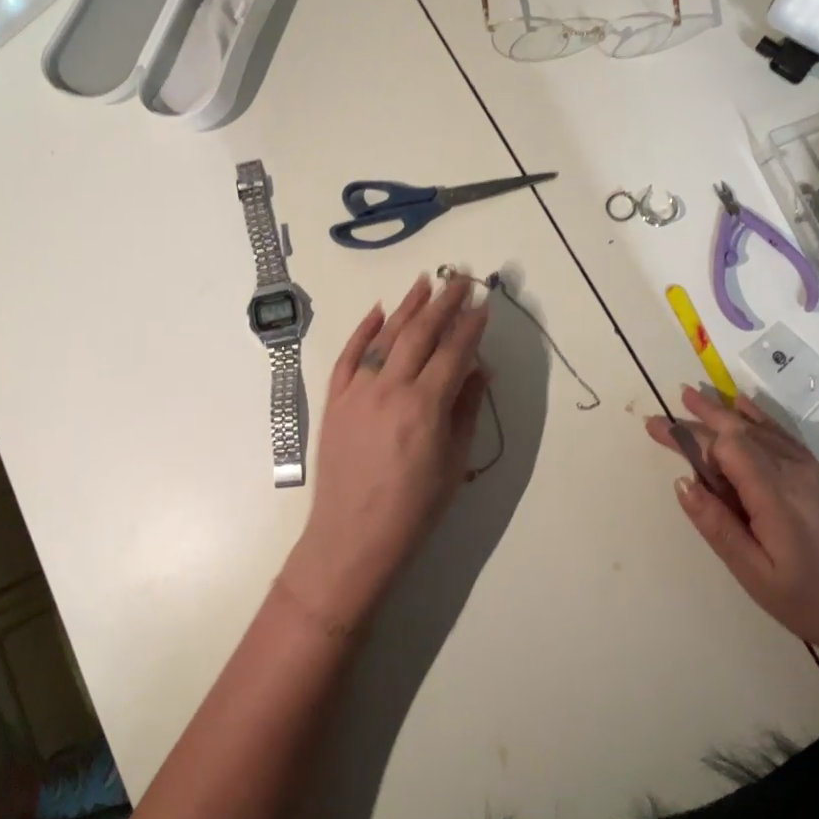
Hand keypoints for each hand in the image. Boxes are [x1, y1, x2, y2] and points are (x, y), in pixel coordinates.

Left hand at [283, 274, 489, 628]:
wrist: (353, 538)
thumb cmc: (414, 509)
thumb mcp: (454, 463)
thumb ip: (467, 410)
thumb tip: (480, 370)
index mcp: (425, 406)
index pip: (454, 352)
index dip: (471, 325)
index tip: (483, 302)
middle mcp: (390, 389)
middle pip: (421, 334)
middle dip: (443, 304)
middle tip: (460, 280)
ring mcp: (357, 392)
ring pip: (385, 337)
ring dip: (407, 307)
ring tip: (424, 282)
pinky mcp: (335, 402)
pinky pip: (348, 356)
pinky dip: (362, 331)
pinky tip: (378, 312)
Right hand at [645, 386, 818, 671]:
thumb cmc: (807, 602)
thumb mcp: (754, 574)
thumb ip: (718, 526)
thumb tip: (683, 482)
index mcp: (777, 498)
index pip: (728, 448)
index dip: (692, 436)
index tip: (658, 429)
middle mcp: (797, 474)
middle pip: (744, 431)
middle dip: (706, 415)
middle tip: (673, 399)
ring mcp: (813, 472)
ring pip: (764, 430)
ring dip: (728, 412)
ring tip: (696, 395)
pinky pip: (785, 437)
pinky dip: (761, 418)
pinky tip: (745, 407)